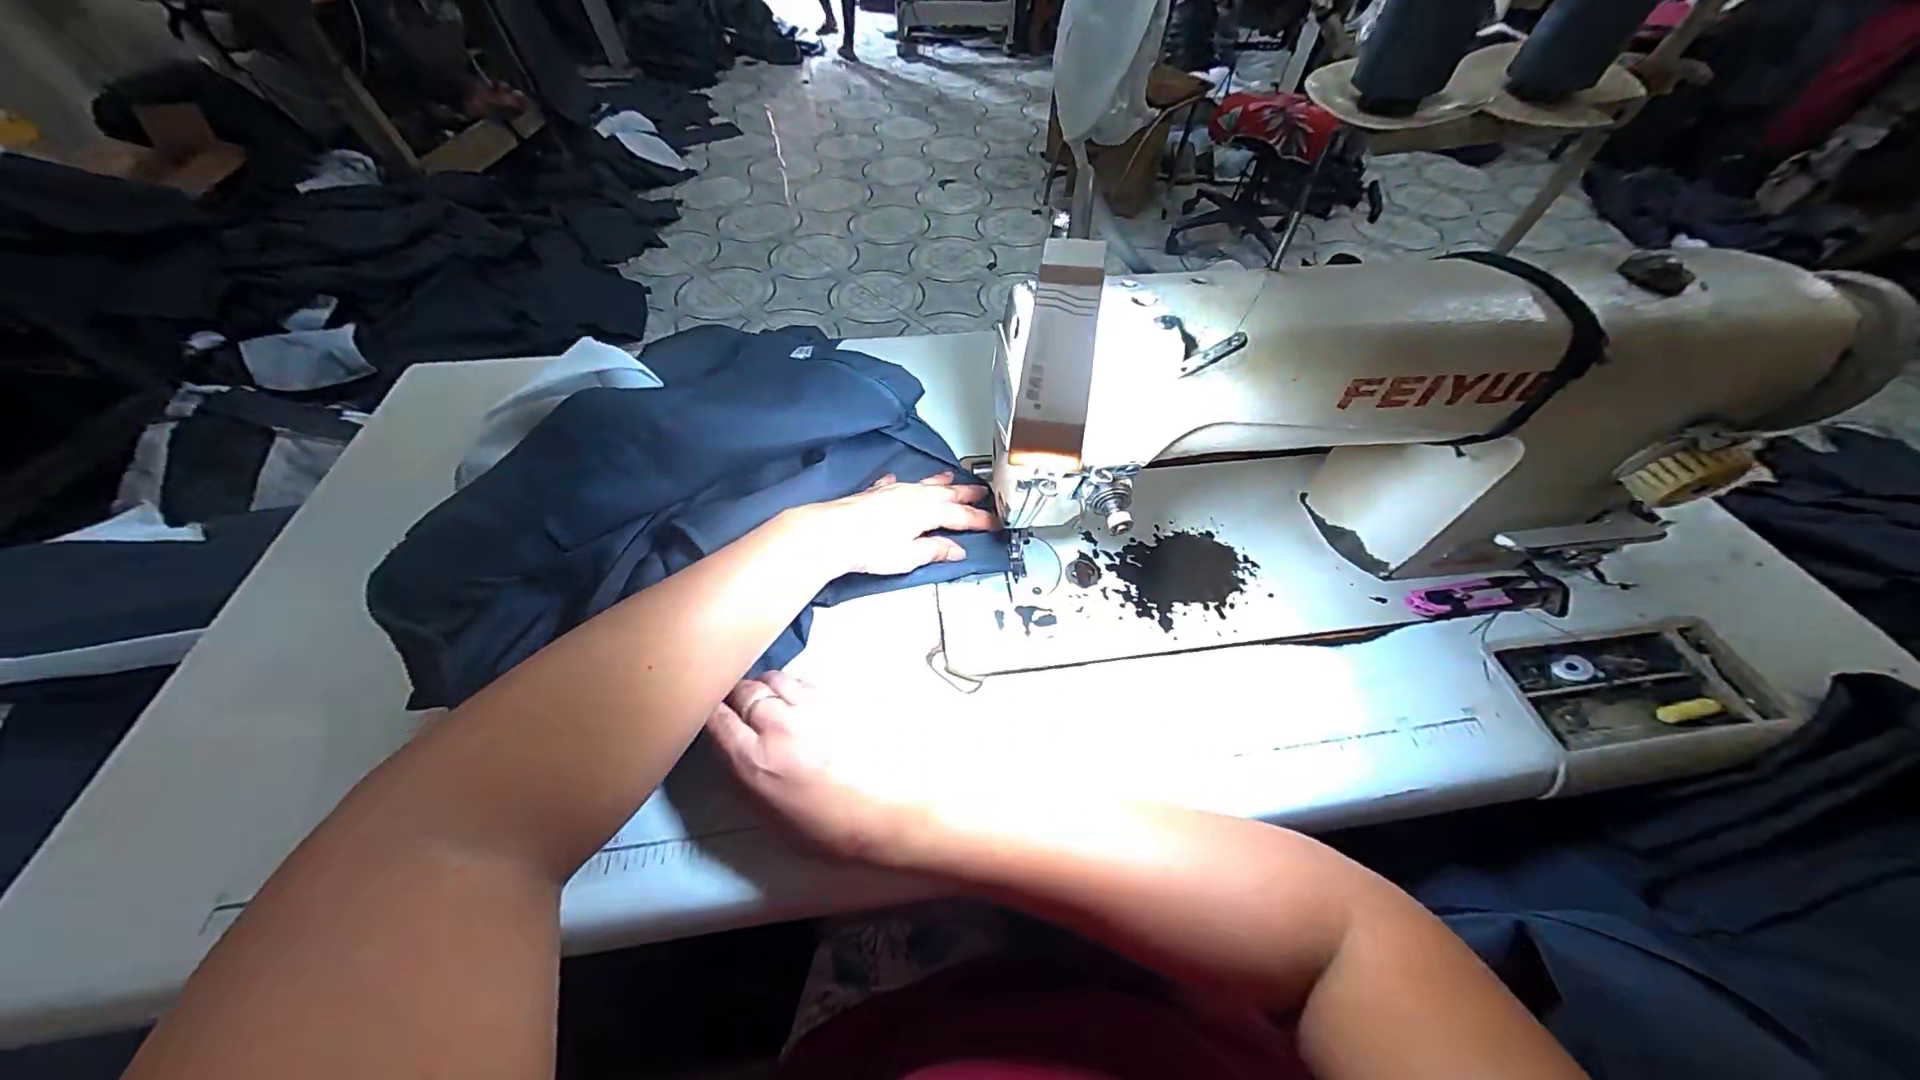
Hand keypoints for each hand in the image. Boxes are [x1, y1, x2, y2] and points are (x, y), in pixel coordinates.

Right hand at [705, 671, 941, 864]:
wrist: (897, 811)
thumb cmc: (836, 830)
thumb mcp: (775, 820)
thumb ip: (746, 779)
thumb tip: (733, 752)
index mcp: (756, 761)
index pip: (717, 719)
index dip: (711, 713)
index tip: (712, 715)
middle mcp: (779, 724)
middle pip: (744, 690)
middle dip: (738, 697)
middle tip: (743, 707)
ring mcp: (812, 704)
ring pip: (775, 677)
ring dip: (767, 687)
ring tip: (773, 700)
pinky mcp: (840, 694)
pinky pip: (806, 680)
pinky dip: (796, 686)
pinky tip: (804, 701)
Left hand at [787, 472, 995, 576]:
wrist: (832, 533)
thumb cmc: (867, 545)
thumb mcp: (908, 556)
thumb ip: (933, 550)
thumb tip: (953, 550)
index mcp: (928, 511)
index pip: (962, 516)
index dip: (981, 519)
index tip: (995, 522)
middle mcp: (913, 496)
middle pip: (948, 494)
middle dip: (967, 494)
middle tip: (983, 493)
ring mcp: (893, 492)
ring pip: (925, 484)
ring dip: (941, 483)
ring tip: (951, 479)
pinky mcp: (874, 494)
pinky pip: (895, 484)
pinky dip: (902, 484)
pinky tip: (898, 482)